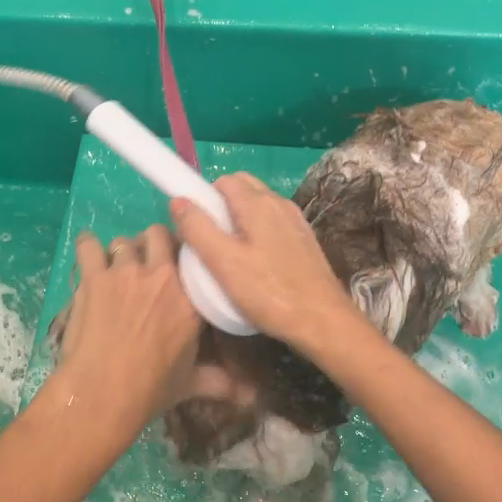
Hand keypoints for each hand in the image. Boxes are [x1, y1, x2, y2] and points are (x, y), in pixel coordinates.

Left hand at [43, 225, 202, 441]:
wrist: (103, 393)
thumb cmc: (150, 389)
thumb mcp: (189, 384)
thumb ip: (218, 381)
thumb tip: (249, 395)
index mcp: (190, 299)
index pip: (191, 259)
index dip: (182, 257)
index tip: (177, 266)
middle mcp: (161, 277)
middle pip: (158, 235)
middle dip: (152, 243)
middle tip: (146, 261)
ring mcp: (126, 273)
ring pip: (123, 241)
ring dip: (121, 252)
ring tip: (116, 267)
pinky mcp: (94, 277)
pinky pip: (88, 246)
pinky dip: (87, 246)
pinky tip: (88, 253)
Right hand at [170, 173, 361, 350]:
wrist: (322, 321)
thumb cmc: (269, 292)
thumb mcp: (223, 263)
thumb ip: (198, 229)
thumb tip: (178, 200)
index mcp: (258, 203)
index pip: (223, 180)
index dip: (204, 197)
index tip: (195, 226)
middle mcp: (279, 203)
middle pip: (243, 188)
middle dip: (221, 205)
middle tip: (210, 241)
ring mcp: (295, 221)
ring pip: (259, 207)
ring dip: (240, 220)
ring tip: (230, 256)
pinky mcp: (304, 240)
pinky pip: (273, 224)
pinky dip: (258, 232)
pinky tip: (255, 265)